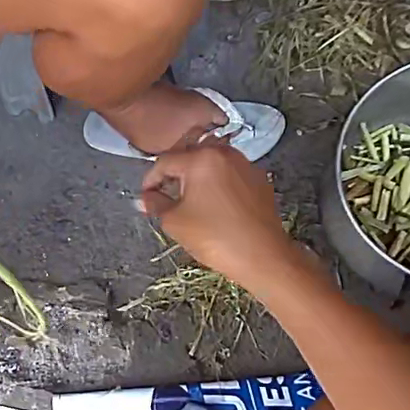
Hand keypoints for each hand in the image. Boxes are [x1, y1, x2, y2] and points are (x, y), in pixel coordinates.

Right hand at [138, 143, 302, 290]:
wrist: (263, 256)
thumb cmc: (215, 237)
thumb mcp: (175, 222)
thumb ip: (156, 204)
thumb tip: (145, 198)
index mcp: (201, 158)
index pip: (165, 161)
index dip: (150, 179)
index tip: (146, 196)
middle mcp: (225, 153)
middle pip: (190, 156)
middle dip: (174, 174)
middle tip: (165, 196)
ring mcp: (246, 165)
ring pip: (212, 163)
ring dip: (197, 177)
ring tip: (190, 201)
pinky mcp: (260, 180)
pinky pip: (231, 175)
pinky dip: (218, 184)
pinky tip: (215, 205)